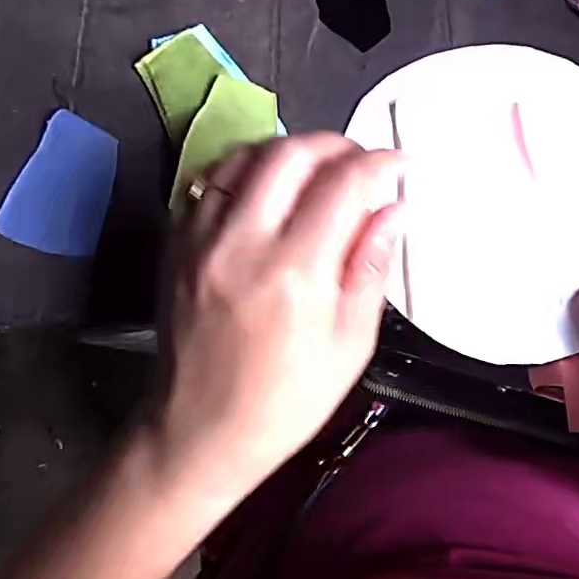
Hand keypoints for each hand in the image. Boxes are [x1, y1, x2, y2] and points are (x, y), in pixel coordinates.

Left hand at [152, 134, 402, 490]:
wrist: (199, 434)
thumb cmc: (287, 400)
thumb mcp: (351, 343)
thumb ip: (370, 266)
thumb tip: (393, 210)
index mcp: (294, 274)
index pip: (343, 186)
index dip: (381, 164)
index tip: (400, 166)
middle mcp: (242, 244)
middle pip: (292, 153)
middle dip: (338, 145)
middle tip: (363, 163)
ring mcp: (201, 240)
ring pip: (247, 155)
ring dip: (294, 150)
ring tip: (321, 171)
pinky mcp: (178, 244)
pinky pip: (213, 179)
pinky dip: (251, 168)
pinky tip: (273, 188)